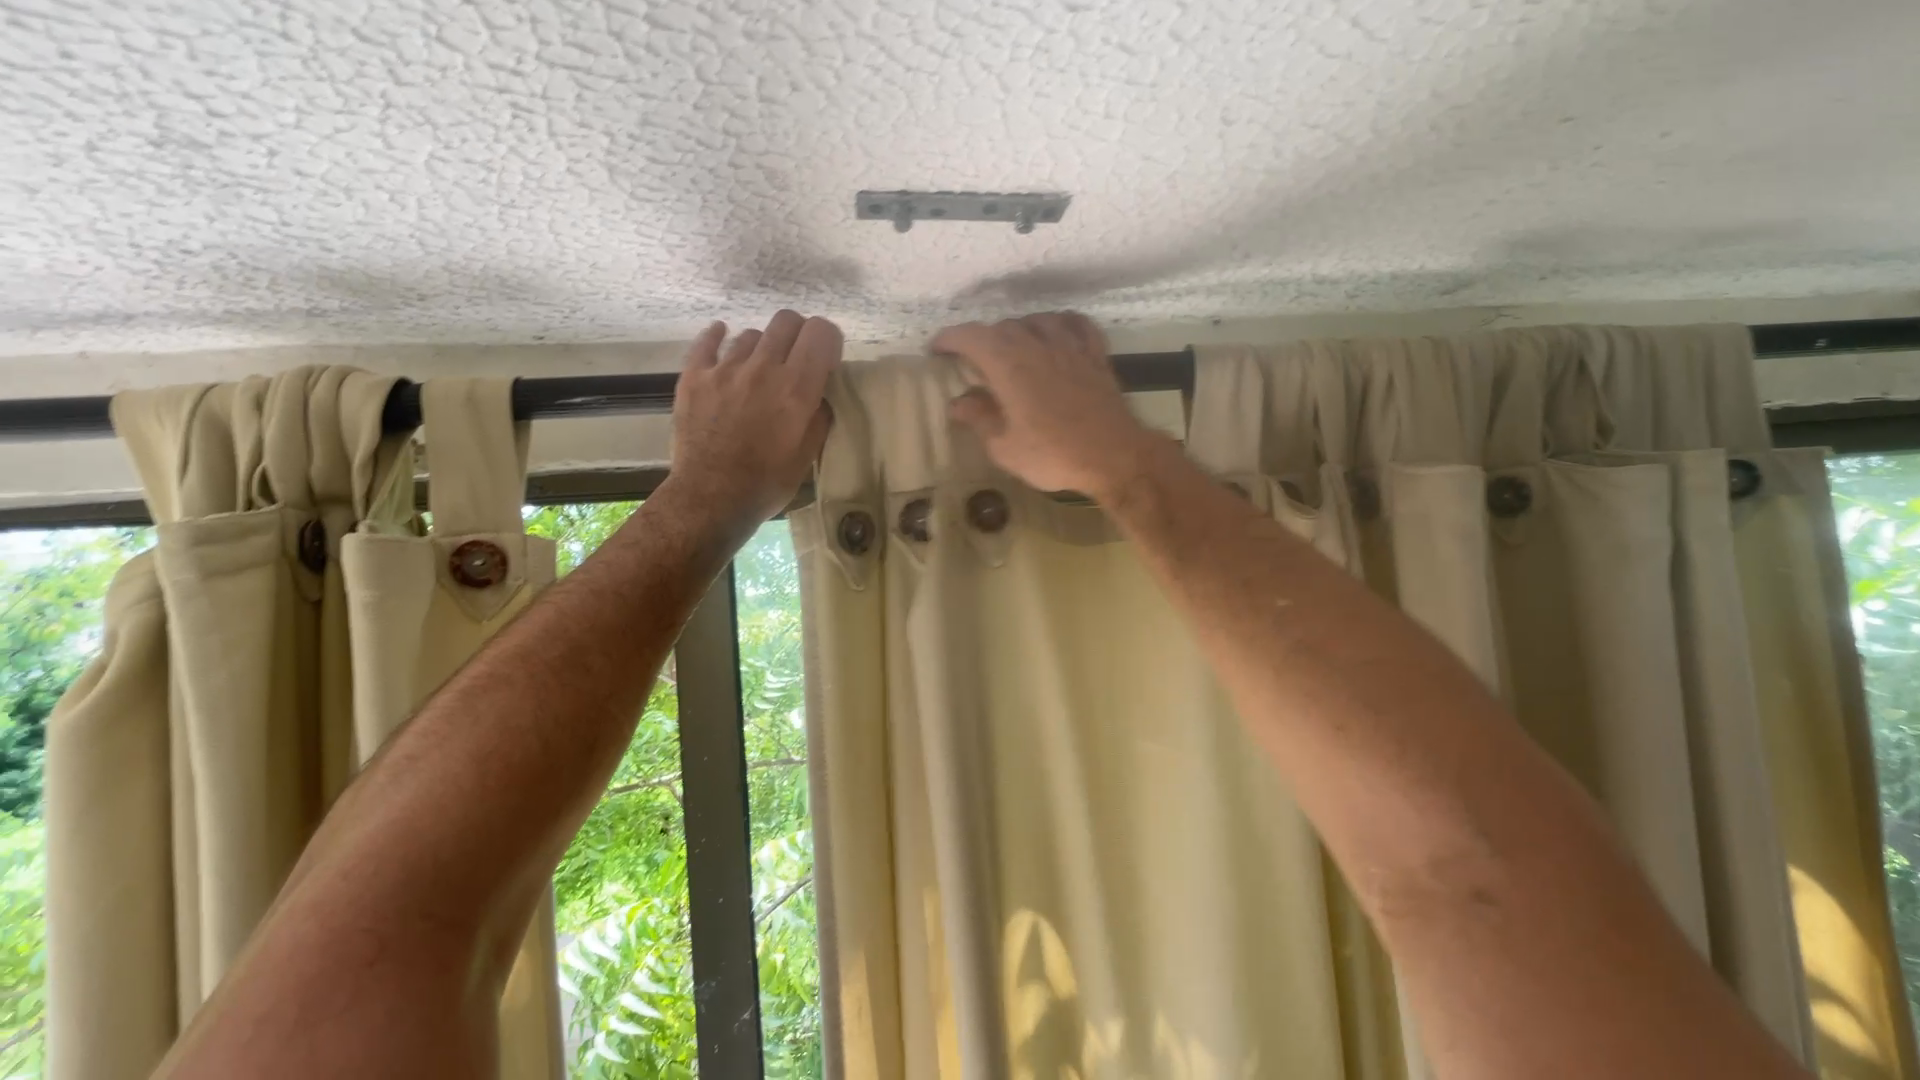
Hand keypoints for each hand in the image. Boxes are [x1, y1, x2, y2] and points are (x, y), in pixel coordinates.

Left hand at [667, 310, 840, 527]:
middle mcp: (763, 368)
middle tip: (796, 358)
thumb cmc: (767, 482)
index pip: (821, 332)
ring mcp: (725, 369)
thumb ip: (818, 415)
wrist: (711, 498)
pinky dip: (718, 336)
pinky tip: (722, 337)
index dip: (828, 340)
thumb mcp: (808, 454)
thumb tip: (819, 392)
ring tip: (758, 369)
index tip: (826, 359)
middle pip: (786, 320)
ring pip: (751, 333)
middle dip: (798, 334)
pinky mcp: (694, 377)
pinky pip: (707, 341)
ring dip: (762, 347)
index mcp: (796, 388)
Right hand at [931, 312, 1155, 496]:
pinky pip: (1076, 325)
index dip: (949, 339)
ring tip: (1012, 347)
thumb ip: (979, 419)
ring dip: (1019, 329)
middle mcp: (1037, 345)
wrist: (1114, 456)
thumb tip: (958, 403)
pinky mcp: (1095, 355)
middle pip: (1003, 328)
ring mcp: (1070, 347)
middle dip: (982, 340)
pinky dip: (1060, 324)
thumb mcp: (1004, 447)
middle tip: (973, 361)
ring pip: (1037, 321)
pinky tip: (1057, 333)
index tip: (936, 350)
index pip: (971, 337)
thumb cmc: (1053, 455)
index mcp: (1009, 365)